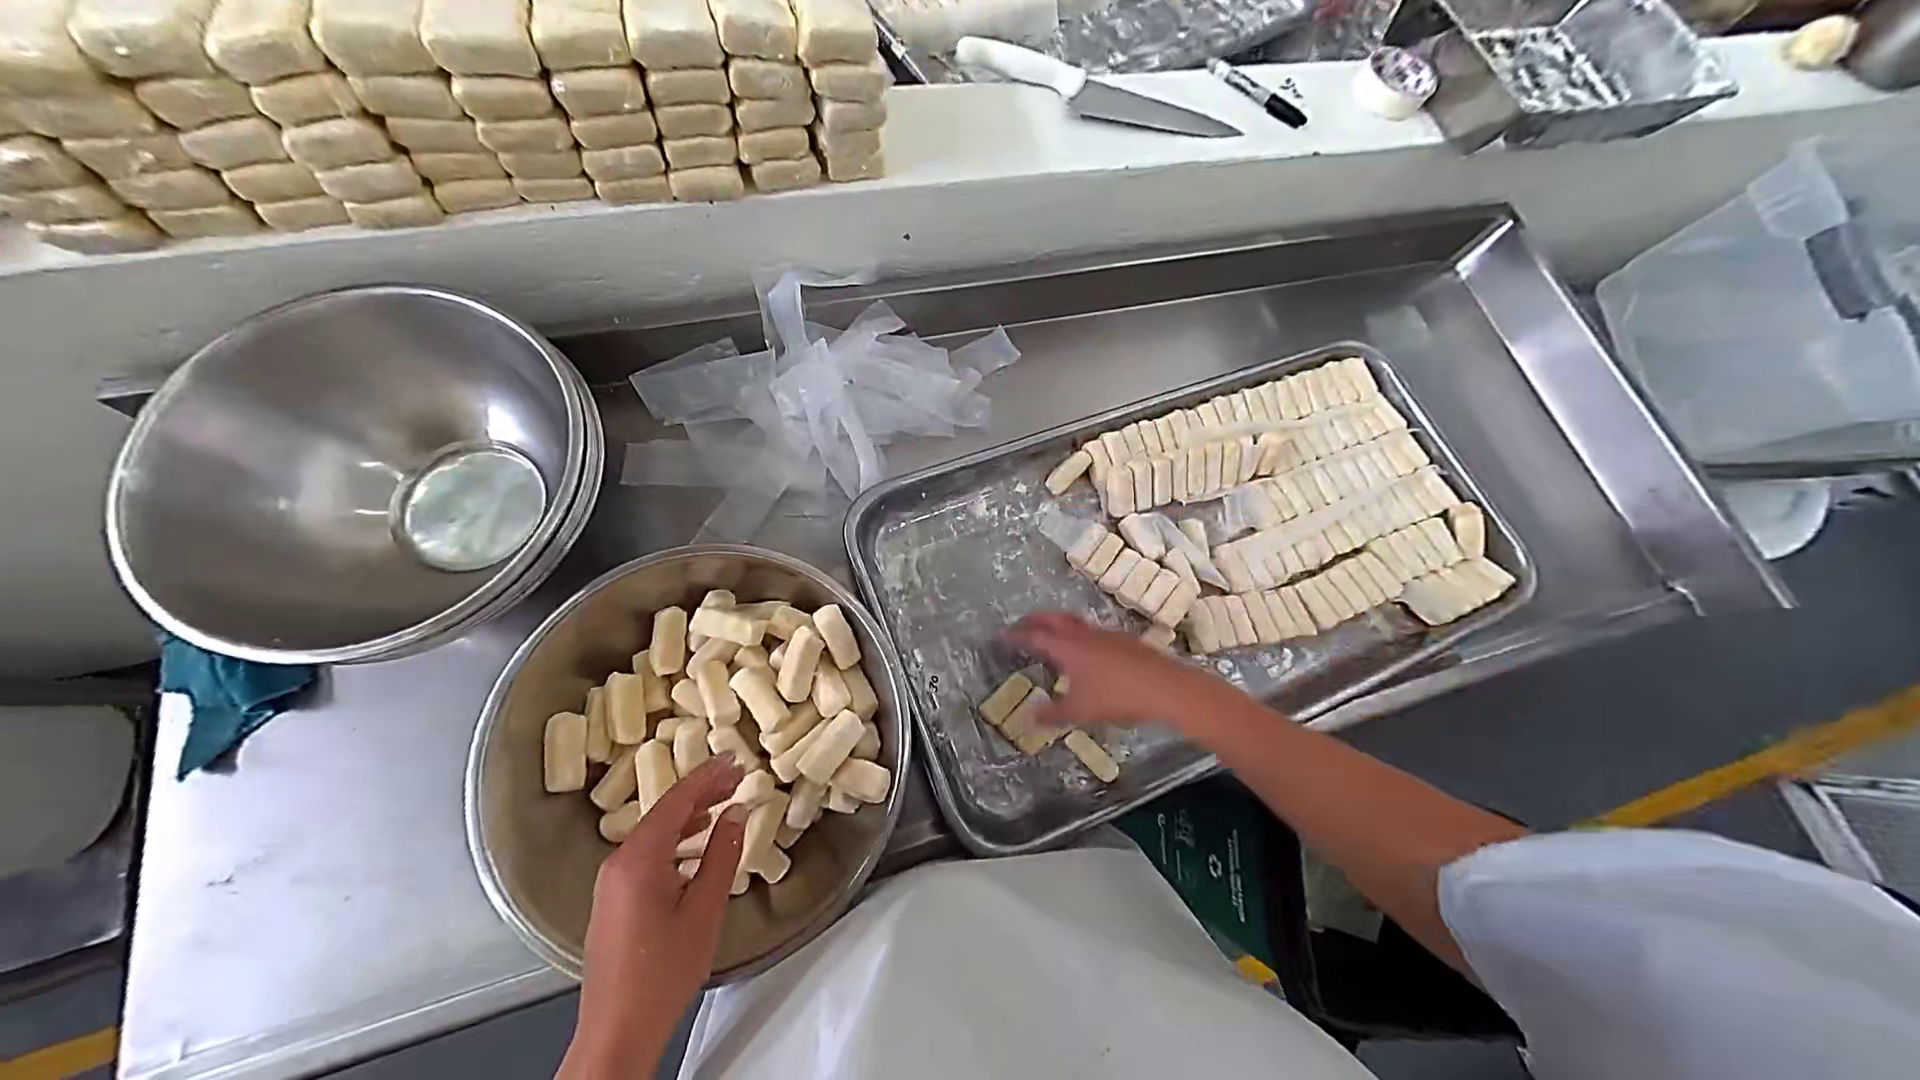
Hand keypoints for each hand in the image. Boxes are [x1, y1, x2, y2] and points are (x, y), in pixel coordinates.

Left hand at [559, 756, 749, 1079]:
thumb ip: (721, 855)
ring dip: (691, 815)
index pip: (676, 801)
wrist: (618, 1030)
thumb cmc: (662, 973)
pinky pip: (648, 853)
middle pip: (664, 812)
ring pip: (656, 832)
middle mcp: (618, 862)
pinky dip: (676, 839)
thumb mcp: (704, 909)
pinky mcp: (615, 899)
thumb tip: (737, 814)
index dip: (707, 776)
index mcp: (638, 859)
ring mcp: (612, 882)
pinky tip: (699, 843)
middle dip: (702, 792)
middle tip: (736, 776)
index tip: (733, 759)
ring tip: (724, 803)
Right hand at [1005, 612, 1254, 739]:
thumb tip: (1026, 719)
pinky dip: (1078, 633)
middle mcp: (1084, 635)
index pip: (1034, 636)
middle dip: (1034, 620)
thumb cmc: (1116, 697)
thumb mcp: (1079, 711)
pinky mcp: (1123, 640)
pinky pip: (1092, 630)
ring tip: (1051, 634)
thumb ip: (1051, 714)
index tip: (1001, 637)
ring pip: (1074, 622)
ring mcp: (1106, 635)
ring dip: (1057, 623)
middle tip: (1021, 624)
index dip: (1016, 636)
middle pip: (1053, 619)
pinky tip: (1086, 650)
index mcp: (1067, 647)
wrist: (1165, 686)